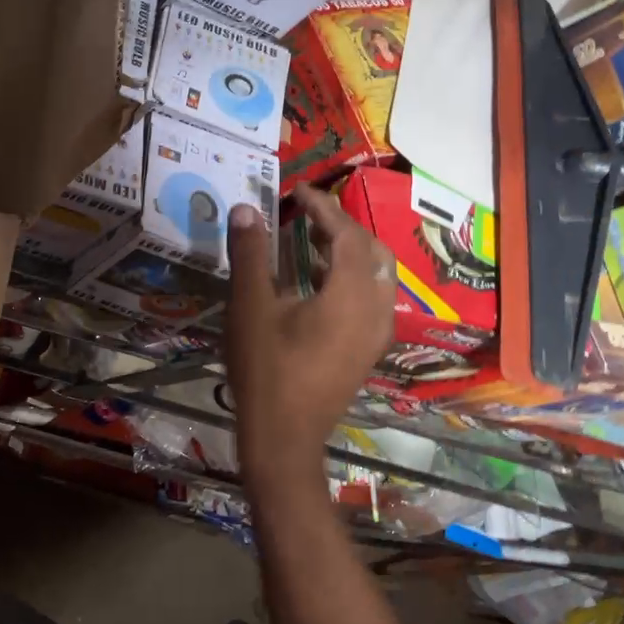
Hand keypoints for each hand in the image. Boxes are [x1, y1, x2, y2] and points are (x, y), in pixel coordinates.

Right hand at [225, 183, 394, 484]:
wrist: (284, 433)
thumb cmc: (265, 366)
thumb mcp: (249, 305)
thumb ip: (250, 253)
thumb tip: (247, 209)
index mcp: (350, 296)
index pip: (348, 236)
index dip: (324, 208)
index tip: (297, 190)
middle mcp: (375, 311)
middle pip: (373, 253)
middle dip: (343, 226)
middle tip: (306, 212)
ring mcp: (375, 334)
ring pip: (376, 277)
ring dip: (347, 251)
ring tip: (307, 239)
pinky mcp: (365, 349)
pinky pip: (370, 298)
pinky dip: (348, 276)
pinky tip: (313, 281)